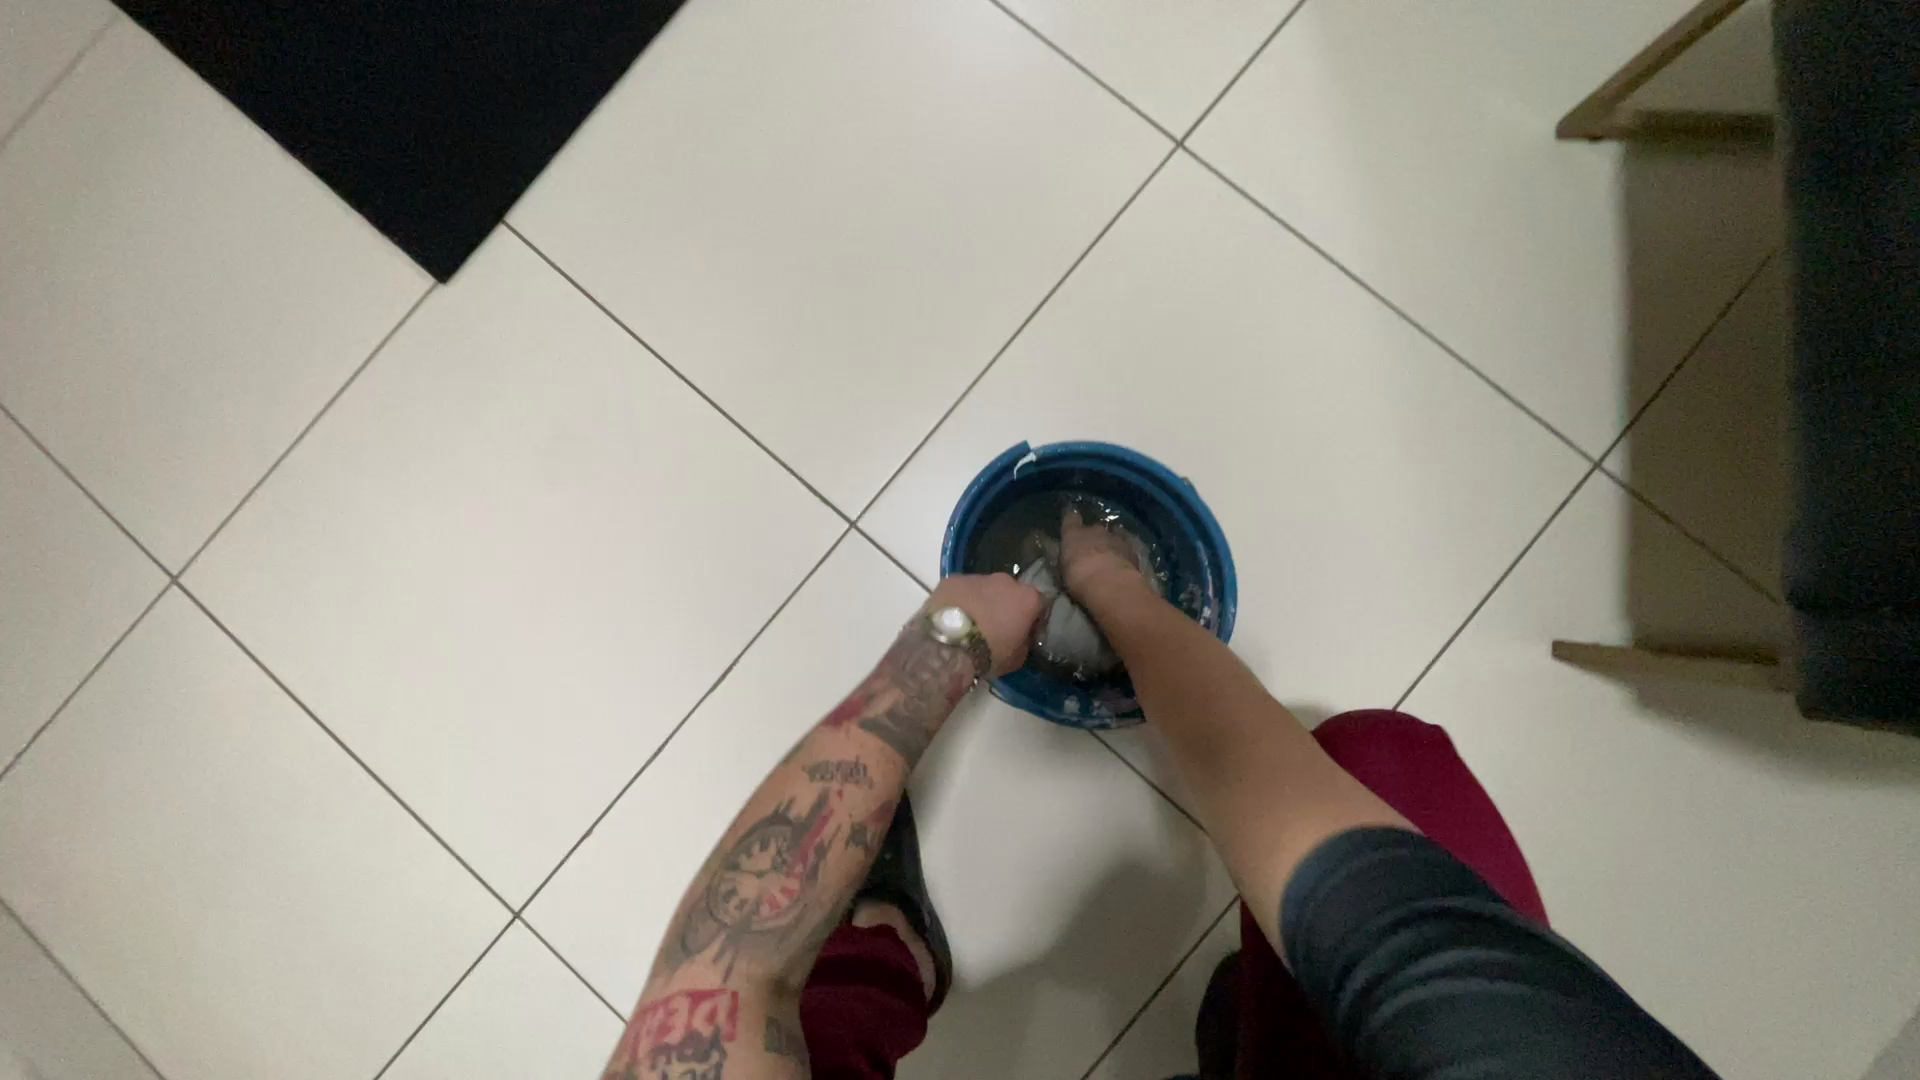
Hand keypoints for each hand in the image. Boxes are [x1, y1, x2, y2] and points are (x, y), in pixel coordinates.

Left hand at [926, 573, 1044, 676]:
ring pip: (984, 588)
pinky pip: (961, 589)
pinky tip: (952, 616)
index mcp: (1027, 598)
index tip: (1024, 631)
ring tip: (970, 622)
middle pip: (1010, 591)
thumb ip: (1024, 643)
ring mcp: (977, 577)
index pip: (1039, 603)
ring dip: (981, 601)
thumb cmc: (988, 653)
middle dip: (1005, 606)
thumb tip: (1021, 638)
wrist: (947, 645)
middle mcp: (1005, 581)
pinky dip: (960, 599)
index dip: (1033, 618)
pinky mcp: (952, 579)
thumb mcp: (1016, 658)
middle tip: (994, 627)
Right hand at [1058, 509, 1149, 598]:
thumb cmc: (1078, 578)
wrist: (1110, 583)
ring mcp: (1115, 537)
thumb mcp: (1064, 570)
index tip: (1070, 516)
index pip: (1070, 517)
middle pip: (1093, 527)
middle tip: (1091, 548)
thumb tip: (1069, 558)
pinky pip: (1127, 544)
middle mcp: (1095, 530)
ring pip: (1113, 533)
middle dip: (1093, 535)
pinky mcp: (1132, 548)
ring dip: (1110, 542)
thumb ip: (1067, 560)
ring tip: (1110, 553)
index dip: (1071, 518)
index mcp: (1074, 533)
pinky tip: (1125, 558)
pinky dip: (1125, 550)